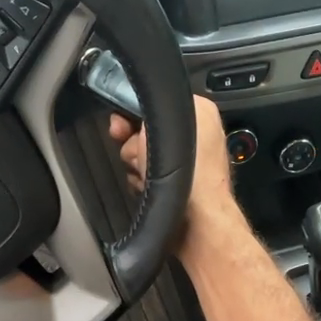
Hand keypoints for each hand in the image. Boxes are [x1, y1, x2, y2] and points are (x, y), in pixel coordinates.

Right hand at [110, 94, 249, 268]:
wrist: (195, 218)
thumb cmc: (188, 168)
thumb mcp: (168, 115)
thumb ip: (155, 102)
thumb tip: (140, 110)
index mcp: (199, 115)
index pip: (154, 104)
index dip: (132, 111)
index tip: (121, 122)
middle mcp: (193, 139)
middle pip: (142, 131)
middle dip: (133, 143)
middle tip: (138, 153)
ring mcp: (183, 166)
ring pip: (139, 156)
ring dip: (136, 166)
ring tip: (147, 175)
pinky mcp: (172, 189)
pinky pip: (144, 178)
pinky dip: (141, 184)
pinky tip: (149, 188)